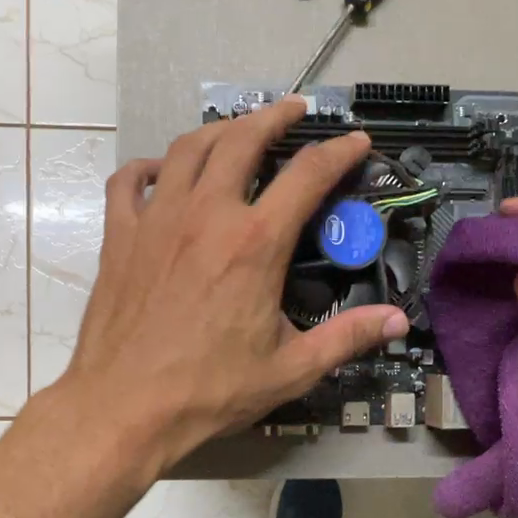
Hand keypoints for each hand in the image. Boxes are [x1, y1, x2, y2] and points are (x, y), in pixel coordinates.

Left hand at [53, 97, 408, 468]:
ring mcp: (156, 220)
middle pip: (242, 140)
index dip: (338, 151)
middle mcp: (206, 215)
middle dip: (274, 116)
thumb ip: (347, 338)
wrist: (123, 407)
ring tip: (236, 130)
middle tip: (293, 110)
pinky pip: (129, 181)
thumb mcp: (290, 370)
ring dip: (217, 130)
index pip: (307, 175)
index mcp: (255, 243)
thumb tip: (398, 322)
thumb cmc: (209, 391)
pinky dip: (149, 166)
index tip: (356, 141)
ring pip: (187, 149)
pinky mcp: (118, 237)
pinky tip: (161, 171)